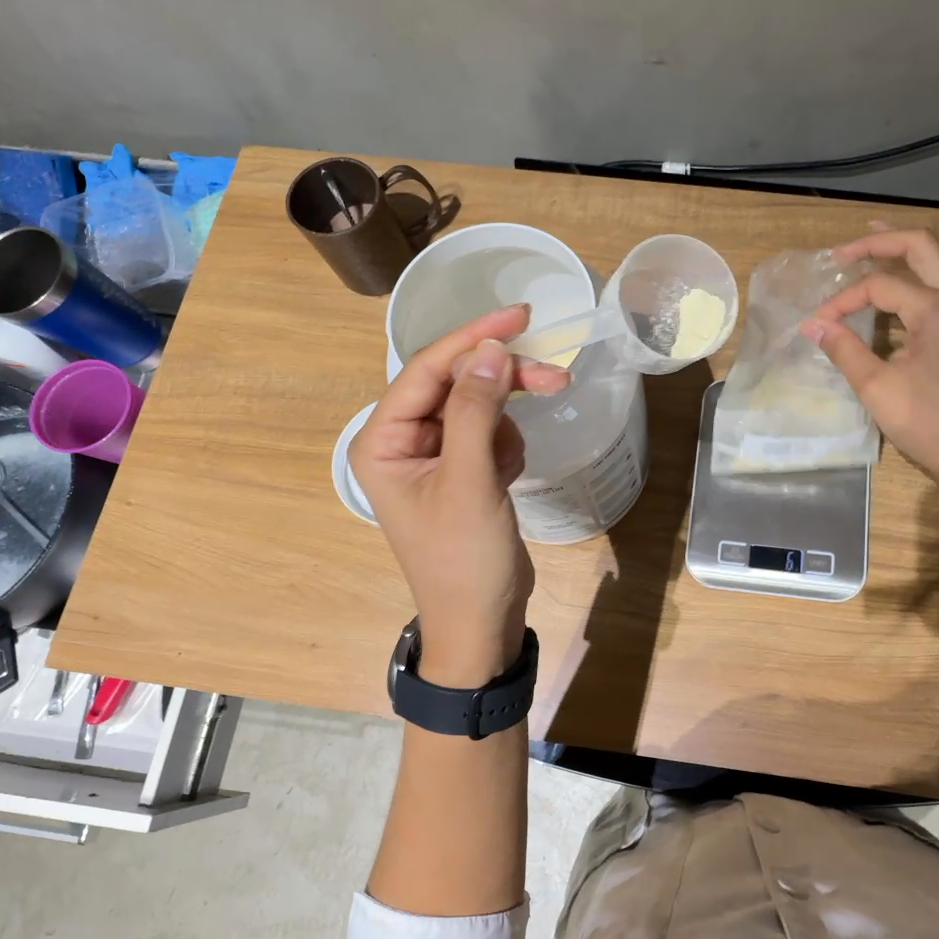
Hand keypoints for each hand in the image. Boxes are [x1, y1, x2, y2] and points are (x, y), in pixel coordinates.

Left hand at [351, 305, 568, 686]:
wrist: (482, 624)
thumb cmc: (464, 560)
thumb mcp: (471, 483)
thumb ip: (477, 411)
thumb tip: (490, 347)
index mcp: (383, 441)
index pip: (427, 369)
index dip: (473, 337)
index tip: (522, 315)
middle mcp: (403, 441)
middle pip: (456, 383)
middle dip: (502, 381)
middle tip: (555, 376)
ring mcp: (434, 457)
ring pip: (479, 405)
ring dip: (507, 422)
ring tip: (513, 467)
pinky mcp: (463, 472)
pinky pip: (490, 433)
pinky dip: (507, 447)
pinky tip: (508, 479)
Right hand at [801, 229, 938, 483]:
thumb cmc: (926, 423)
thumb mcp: (876, 388)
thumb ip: (844, 349)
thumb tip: (812, 326)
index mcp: (938, 310)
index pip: (881, 285)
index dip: (844, 300)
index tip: (820, 323)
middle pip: (921, 246)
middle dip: (880, 243)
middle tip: (844, 251)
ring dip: (907, 248)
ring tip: (875, 242)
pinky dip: (926, 268)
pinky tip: (907, 277)